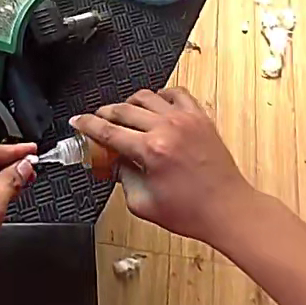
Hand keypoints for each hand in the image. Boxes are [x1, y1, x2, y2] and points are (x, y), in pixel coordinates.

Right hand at [71, 88, 258, 245]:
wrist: (228, 209)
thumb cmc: (192, 211)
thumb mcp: (143, 203)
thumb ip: (122, 177)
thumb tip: (113, 161)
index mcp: (151, 150)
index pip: (108, 130)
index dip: (87, 124)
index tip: (78, 121)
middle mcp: (168, 128)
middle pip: (123, 109)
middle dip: (104, 114)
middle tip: (97, 123)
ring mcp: (185, 119)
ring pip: (146, 96)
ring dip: (129, 104)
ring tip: (124, 116)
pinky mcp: (200, 117)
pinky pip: (175, 93)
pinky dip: (160, 96)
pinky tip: (155, 106)